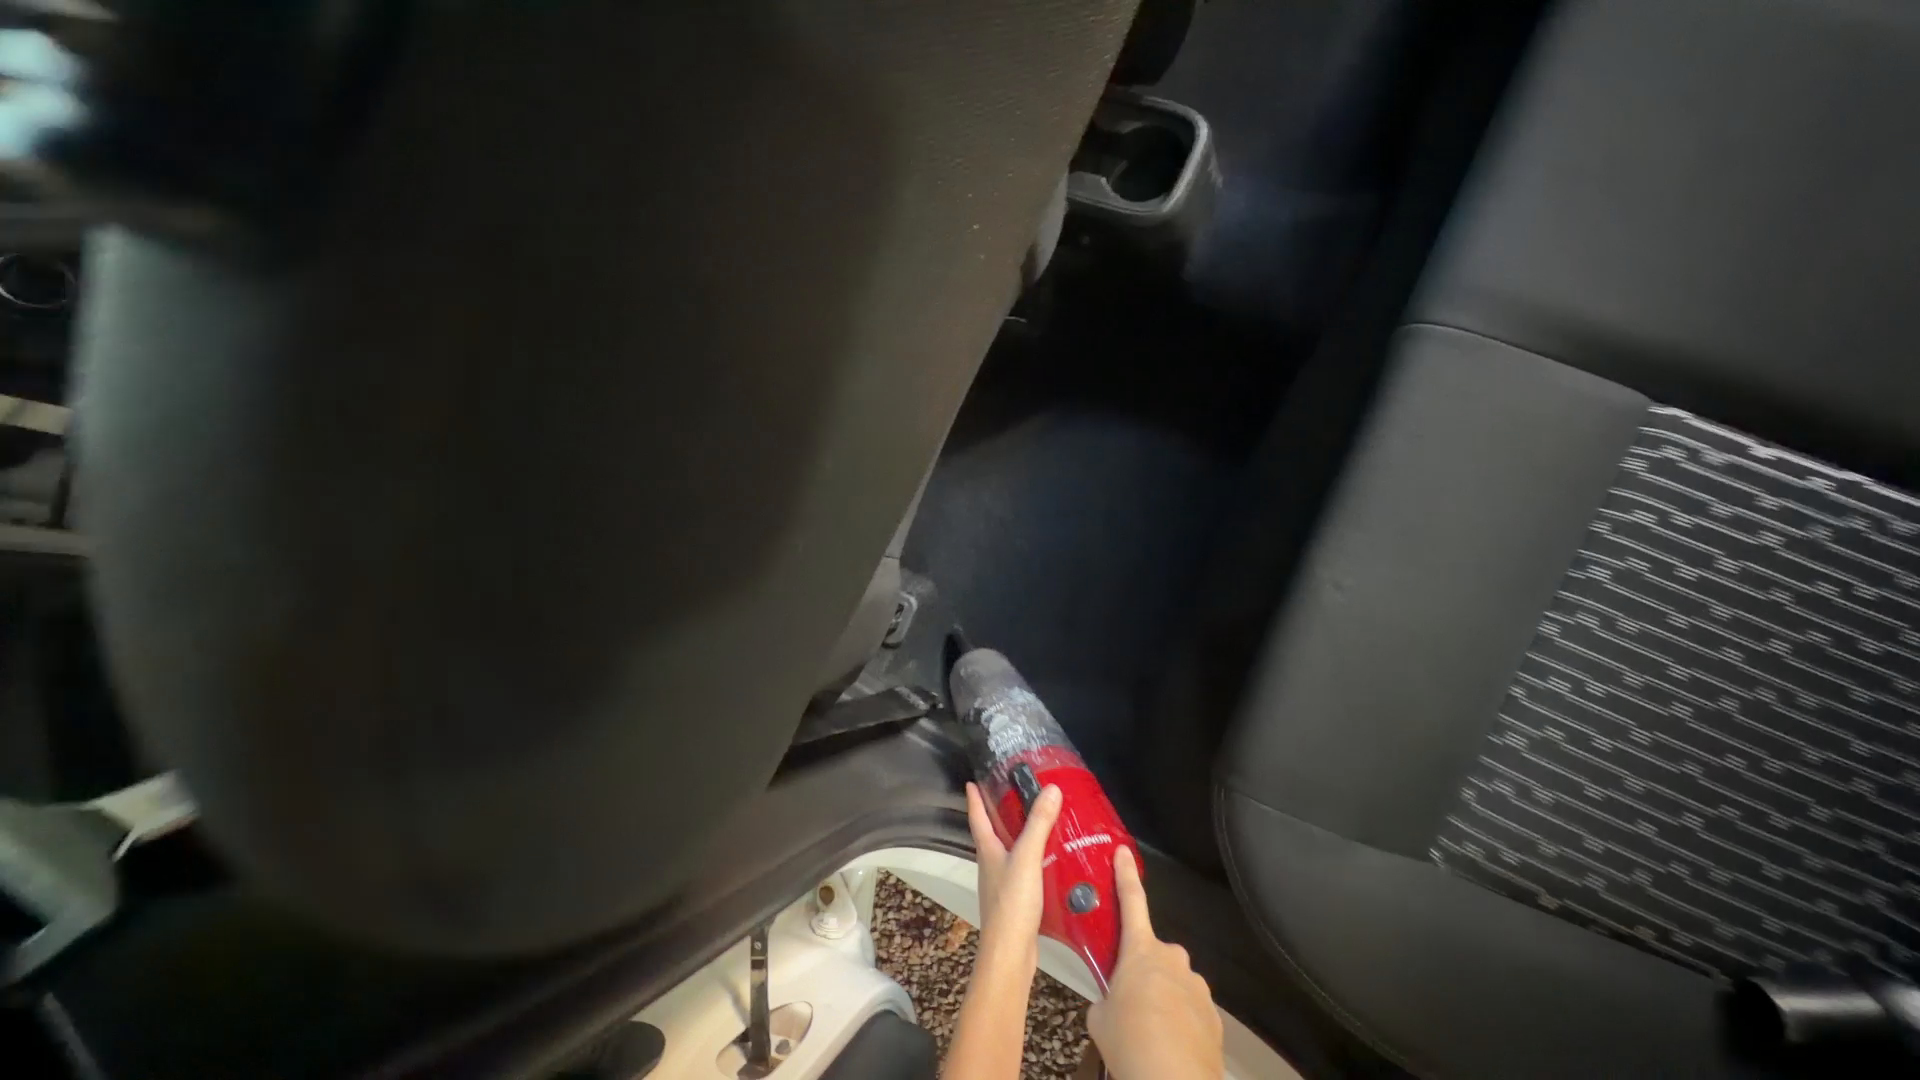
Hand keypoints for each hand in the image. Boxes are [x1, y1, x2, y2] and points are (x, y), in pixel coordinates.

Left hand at [965, 780, 1061, 966]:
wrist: (1010, 952)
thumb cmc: (1012, 902)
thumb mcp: (1027, 857)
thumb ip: (1039, 824)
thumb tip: (1052, 788)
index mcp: (987, 851)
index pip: (977, 817)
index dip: (975, 799)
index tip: (972, 781)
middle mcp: (991, 865)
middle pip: (991, 833)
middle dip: (999, 814)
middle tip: (1015, 795)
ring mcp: (1001, 884)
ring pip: (1008, 852)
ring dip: (1018, 837)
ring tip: (1039, 823)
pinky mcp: (1015, 901)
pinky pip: (1023, 871)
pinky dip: (1033, 860)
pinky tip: (1051, 861)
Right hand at [1088, 847, 1223, 1078]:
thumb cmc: (1129, 1042)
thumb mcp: (1099, 1017)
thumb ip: (1106, 998)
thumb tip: (1114, 1004)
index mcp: (1141, 951)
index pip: (1131, 901)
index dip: (1125, 874)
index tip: (1123, 851)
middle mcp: (1173, 960)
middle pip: (1153, 954)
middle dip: (1142, 971)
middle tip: (1126, 1001)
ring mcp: (1197, 988)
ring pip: (1172, 985)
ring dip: (1160, 1000)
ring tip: (1146, 1034)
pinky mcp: (1213, 1018)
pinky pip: (1189, 1011)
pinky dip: (1178, 1024)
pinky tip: (1167, 1049)